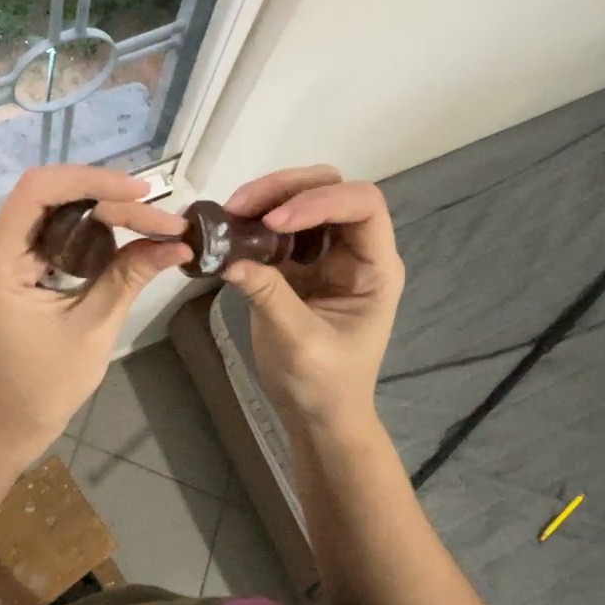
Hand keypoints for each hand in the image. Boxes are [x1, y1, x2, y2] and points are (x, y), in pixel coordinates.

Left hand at [0, 166, 189, 452]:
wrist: (17, 412)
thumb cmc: (49, 380)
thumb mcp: (94, 325)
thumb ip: (129, 275)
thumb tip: (179, 242)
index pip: (39, 190)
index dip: (92, 180)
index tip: (143, 192)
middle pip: (53, 193)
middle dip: (110, 198)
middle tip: (164, 219)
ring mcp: (2, 247)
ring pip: (60, 205)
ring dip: (108, 209)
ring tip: (156, 226)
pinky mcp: (17, 256)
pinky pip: (58, 224)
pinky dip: (95, 226)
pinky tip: (130, 234)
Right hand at [220, 166, 405, 428]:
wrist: (317, 415)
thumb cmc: (324, 384)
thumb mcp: (298, 342)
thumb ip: (268, 295)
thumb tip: (228, 259)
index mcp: (375, 268)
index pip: (363, 206)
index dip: (320, 203)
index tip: (274, 223)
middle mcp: (353, 250)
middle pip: (331, 189)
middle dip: (286, 189)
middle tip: (241, 207)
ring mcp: (324, 254)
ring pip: (301, 199)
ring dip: (265, 199)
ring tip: (230, 215)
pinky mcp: (295, 263)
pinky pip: (276, 226)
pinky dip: (252, 221)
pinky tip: (228, 230)